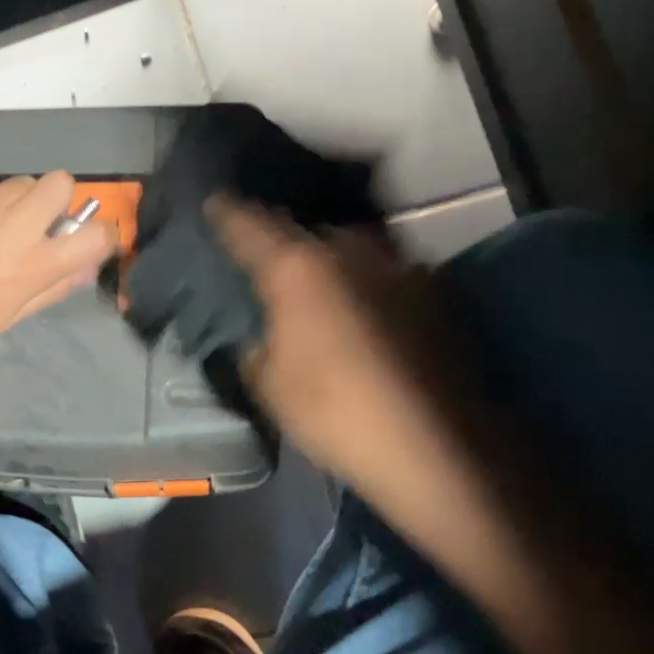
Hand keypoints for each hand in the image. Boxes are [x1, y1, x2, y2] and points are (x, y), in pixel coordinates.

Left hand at [0, 171, 117, 356]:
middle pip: (60, 181)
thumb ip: (55, 287)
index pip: (95, 234)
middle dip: (58, 200)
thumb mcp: (11, 314)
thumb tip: (89, 267)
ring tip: (5, 226)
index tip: (89, 243)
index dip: (101, 236)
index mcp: (31, 264)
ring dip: (25, 199)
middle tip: (41, 226)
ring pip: (23, 180)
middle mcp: (14, 226)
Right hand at [205, 195, 453, 480]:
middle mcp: (348, 252)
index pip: (248, 224)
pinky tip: (356, 309)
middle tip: (264, 259)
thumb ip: (255, 346)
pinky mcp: (432, 293)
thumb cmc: (338, 415)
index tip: (212, 203)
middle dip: (282, 240)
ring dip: (327, 259)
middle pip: (304, 230)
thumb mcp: (270, 387)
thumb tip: (261, 336)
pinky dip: (361, 283)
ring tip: (312, 281)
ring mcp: (397, 268)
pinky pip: (381, 273)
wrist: (440, 449)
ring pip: (349, 247)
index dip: (225, 213)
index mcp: (297, 268)